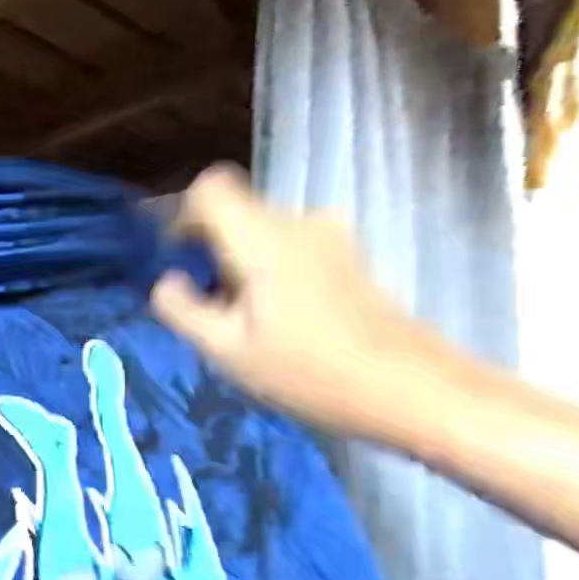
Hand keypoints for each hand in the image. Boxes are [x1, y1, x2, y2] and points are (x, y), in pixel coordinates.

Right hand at [151, 164, 449, 440]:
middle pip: (235, 211)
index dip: (182, 215)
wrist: (411, 390)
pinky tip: (279, 318)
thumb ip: (183, 310)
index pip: (210, 189)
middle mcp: (297, 221)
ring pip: (262, 230)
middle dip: (210, 248)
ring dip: (240, 262)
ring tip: (243, 319)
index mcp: (263, 239)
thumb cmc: (310, 373)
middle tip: (207, 306)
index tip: (177, 258)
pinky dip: (269, 268)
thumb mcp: (227, 352)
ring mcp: (330, 235)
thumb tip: (167, 282)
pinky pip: (289, 244)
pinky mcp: (348, 254)